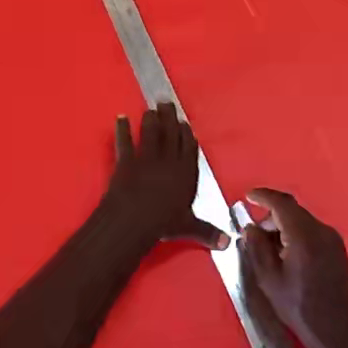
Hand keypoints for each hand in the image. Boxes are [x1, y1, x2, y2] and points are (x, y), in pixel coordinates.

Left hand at [101, 103, 228, 250]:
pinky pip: (124, 142)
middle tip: (167, 103)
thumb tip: (227, 243)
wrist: (133, 220)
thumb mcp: (188, 228)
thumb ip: (207, 232)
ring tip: (151, 108)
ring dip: (150, 120)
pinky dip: (122, 129)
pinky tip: (121, 118)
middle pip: (171, 134)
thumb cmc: (163, 223)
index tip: (185, 123)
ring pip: (151, 133)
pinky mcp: (126, 162)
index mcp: (186, 174)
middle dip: (170, 118)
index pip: (189, 149)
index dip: (187, 135)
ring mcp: (146, 159)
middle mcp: (168, 161)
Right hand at [239, 188, 347, 347]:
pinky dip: (295, 233)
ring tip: (268, 249)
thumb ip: (256, 248)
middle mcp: (322, 231)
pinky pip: (311, 231)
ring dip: (282, 226)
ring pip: (302, 220)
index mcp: (304, 236)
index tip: (247, 197)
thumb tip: (250, 227)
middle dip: (270, 216)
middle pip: (292, 210)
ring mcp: (333, 239)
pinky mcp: (337, 248)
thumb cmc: (298, 307)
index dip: (263, 196)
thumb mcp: (268, 279)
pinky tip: (286, 254)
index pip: (282, 204)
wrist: (335, 329)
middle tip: (254, 235)